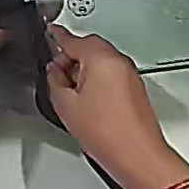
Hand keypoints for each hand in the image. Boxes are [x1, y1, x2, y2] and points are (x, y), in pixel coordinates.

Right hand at [45, 26, 179, 186]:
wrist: (138, 157)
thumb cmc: (109, 134)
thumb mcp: (65, 105)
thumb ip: (54, 80)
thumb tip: (54, 72)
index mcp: (101, 58)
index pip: (72, 39)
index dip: (56, 36)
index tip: (50, 32)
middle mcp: (119, 62)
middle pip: (88, 47)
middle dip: (71, 57)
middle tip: (57, 74)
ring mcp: (130, 75)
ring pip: (101, 61)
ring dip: (85, 70)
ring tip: (73, 95)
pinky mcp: (135, 88)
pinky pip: (111, 74)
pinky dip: (98, 80)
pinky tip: (89, 103)